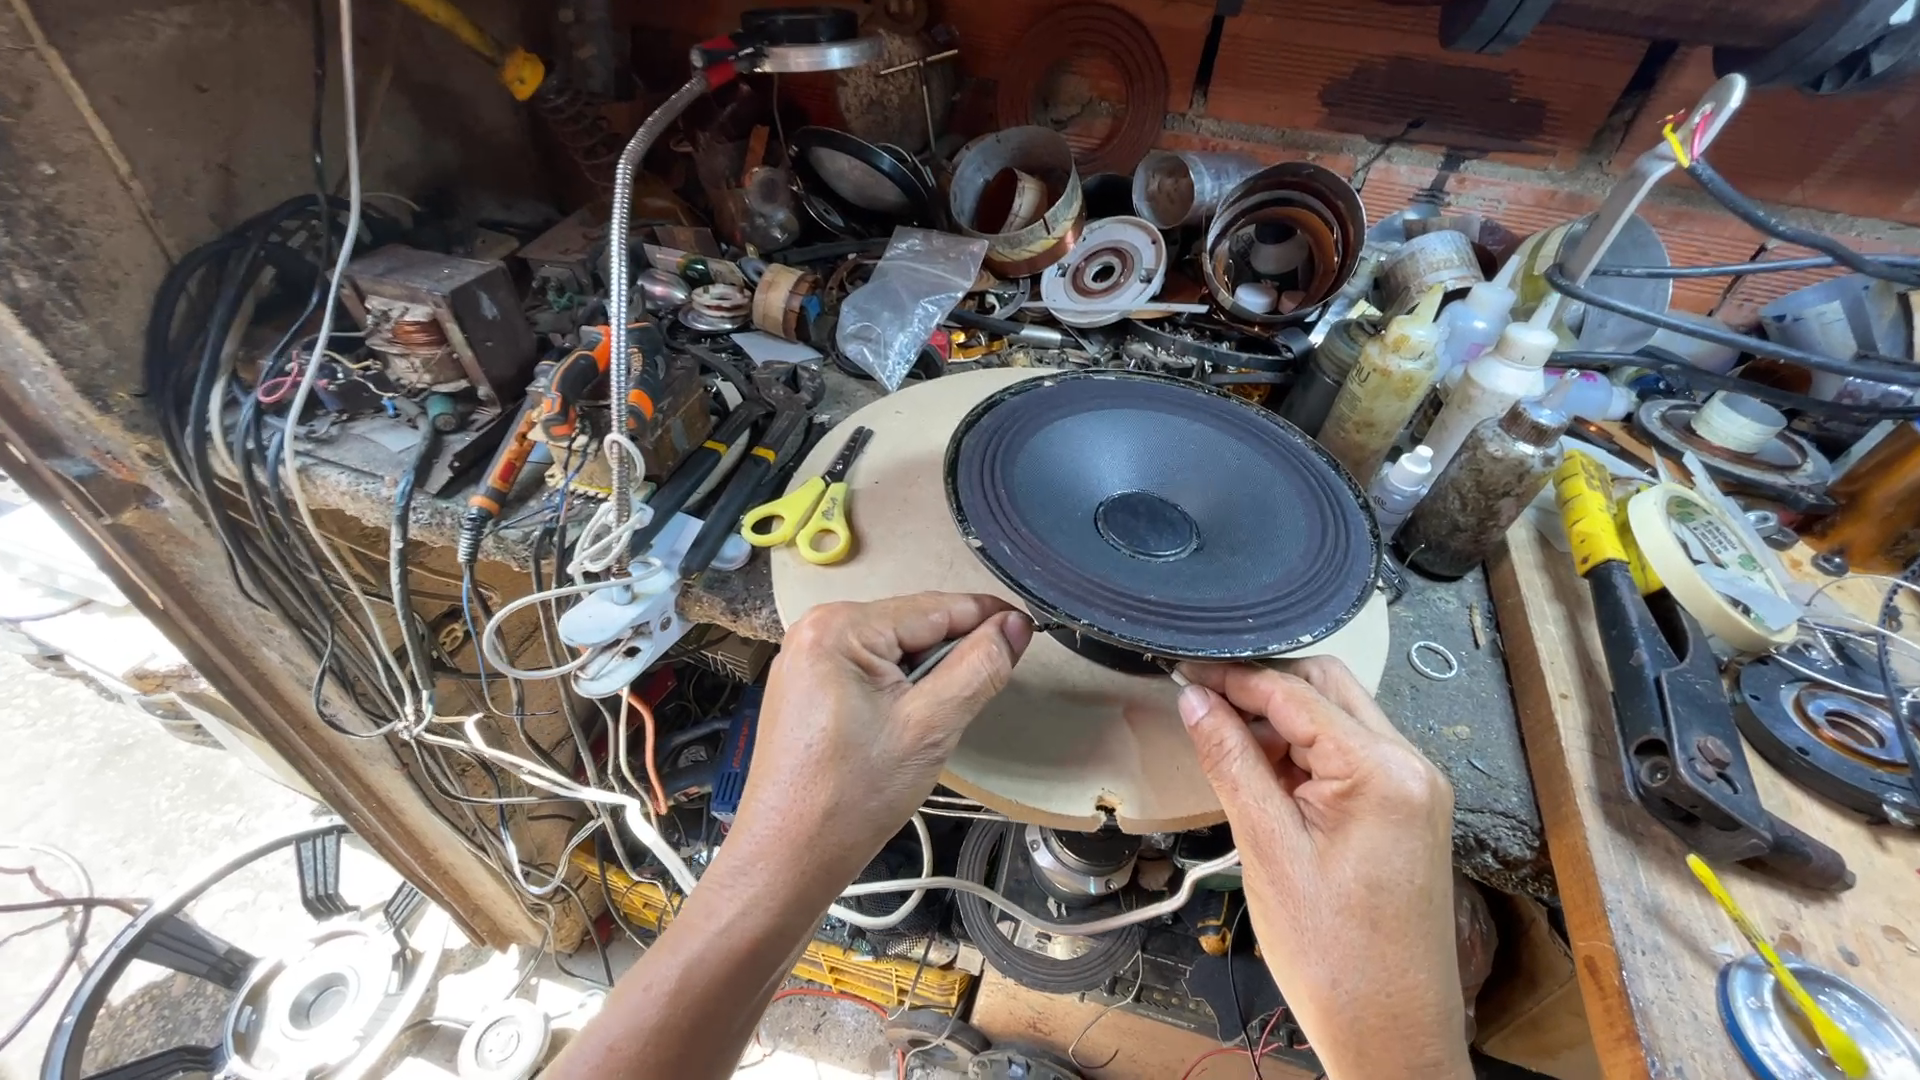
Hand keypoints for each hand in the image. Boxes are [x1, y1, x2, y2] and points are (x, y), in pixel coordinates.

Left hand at [730, 593, 1032, 886]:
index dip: (987, 616)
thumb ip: (978, 667)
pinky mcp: (805, 684)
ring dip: (928, 671)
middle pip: (912, 623)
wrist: (786, 858)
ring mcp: (806, 656)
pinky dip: (899, 685)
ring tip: (940, 715)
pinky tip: (905, 721)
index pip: (934, 606)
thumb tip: (1015, 624)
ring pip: (893, 646)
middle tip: (983, 690)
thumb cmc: (854, 796)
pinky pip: (869, 666)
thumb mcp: (930, 727)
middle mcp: (817, 627)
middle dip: (954, 651)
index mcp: (840, 626)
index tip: (1030, 628)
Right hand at [1175, 658, 1469, 1079]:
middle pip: (1326, 687)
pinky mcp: (1403, 810)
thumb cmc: (1331, 954)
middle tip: (1201, 696)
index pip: (1295, 692)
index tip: (1184, 670)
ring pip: (1336, 717)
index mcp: (1382, 771)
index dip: (1232, 676)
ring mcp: (1412, 789)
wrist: (1390, 1038)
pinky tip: (1260, 766)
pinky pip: (1345, 754)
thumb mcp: (1266, 846)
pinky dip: (1300, 750)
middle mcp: (1409, 767)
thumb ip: (1230, 760)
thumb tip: (1193, 698)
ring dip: (1279, 717)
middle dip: (1260, 685)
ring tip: (1222, 736)